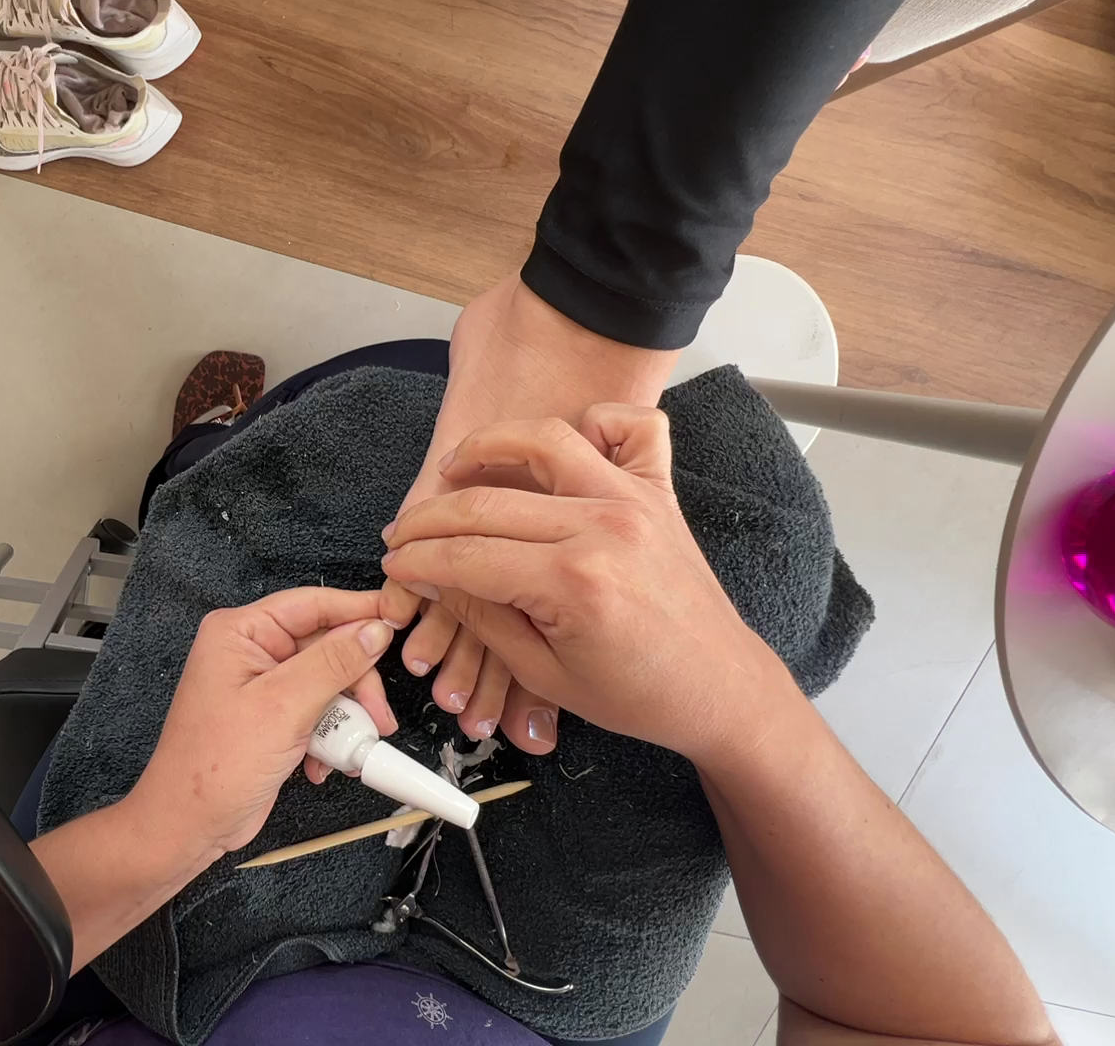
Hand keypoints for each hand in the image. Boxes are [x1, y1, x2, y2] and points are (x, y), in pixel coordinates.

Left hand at [125, 588, 396, 860]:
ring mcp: (262, 684)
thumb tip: (376, 629)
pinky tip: (323, 764)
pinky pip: (317, 711)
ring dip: (345, 718)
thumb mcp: (283, 707)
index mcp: (241, 631)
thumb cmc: (216, 765)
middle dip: (356, 684)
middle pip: (326, 646)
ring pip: (328, 682)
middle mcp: (251, 650)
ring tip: (349, 751)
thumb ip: (333, 663)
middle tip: (378, 719)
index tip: (400, 619)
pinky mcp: (273, 716)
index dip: (358, 611)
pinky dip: (328, 737)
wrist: (189, 827)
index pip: (311, 604)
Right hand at [383, 274, 678, 754]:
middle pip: (485, 503)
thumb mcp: (542, 672)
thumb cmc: (635, 694)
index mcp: (572, 583)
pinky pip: (630, 427)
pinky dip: (595, 420)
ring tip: (453, 467)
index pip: (464, 556)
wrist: (721, 690)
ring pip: (543, 442)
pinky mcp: (657, 492)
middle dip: (428, 519)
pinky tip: (563, 447)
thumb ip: (480, 615)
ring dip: (487, 447)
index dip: (416, 561)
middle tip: (402, 534)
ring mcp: (633, 501)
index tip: (393, 565)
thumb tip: (431, 577)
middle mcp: (602, 527)